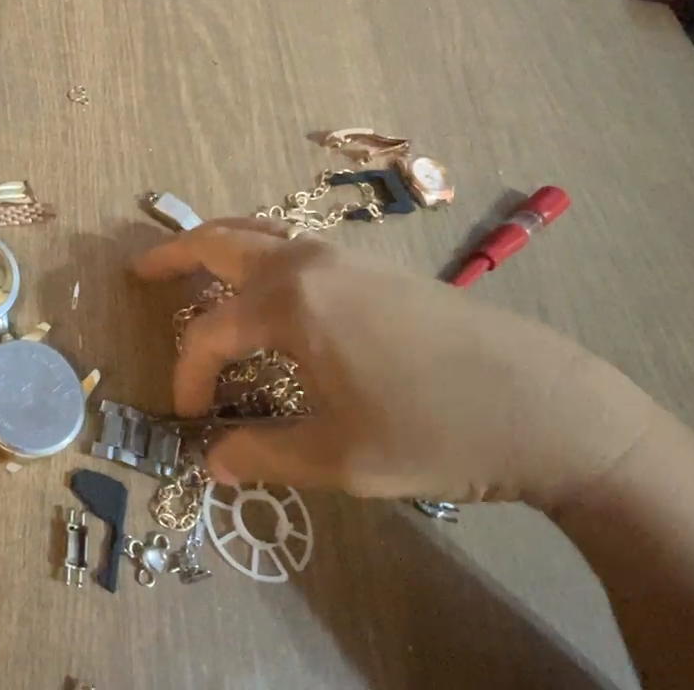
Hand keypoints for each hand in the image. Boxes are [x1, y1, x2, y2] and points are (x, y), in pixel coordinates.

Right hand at [134, 221, 660, 508]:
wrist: (554, 408)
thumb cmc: (435, 432)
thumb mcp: (340, 457)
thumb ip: (262, 454)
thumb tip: (211, 461)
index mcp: (287, 303)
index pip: (208, 334)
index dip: (188, 377)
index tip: (191, 417)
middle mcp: (306, 264)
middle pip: (218, 240)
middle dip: (172, 254)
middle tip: (139, 270)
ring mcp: (343, 257)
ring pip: (258, 231)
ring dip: (216, 246)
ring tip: (191, 268)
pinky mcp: (374, 267)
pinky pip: (292, 244)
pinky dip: (257, 252)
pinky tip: (264, 288)